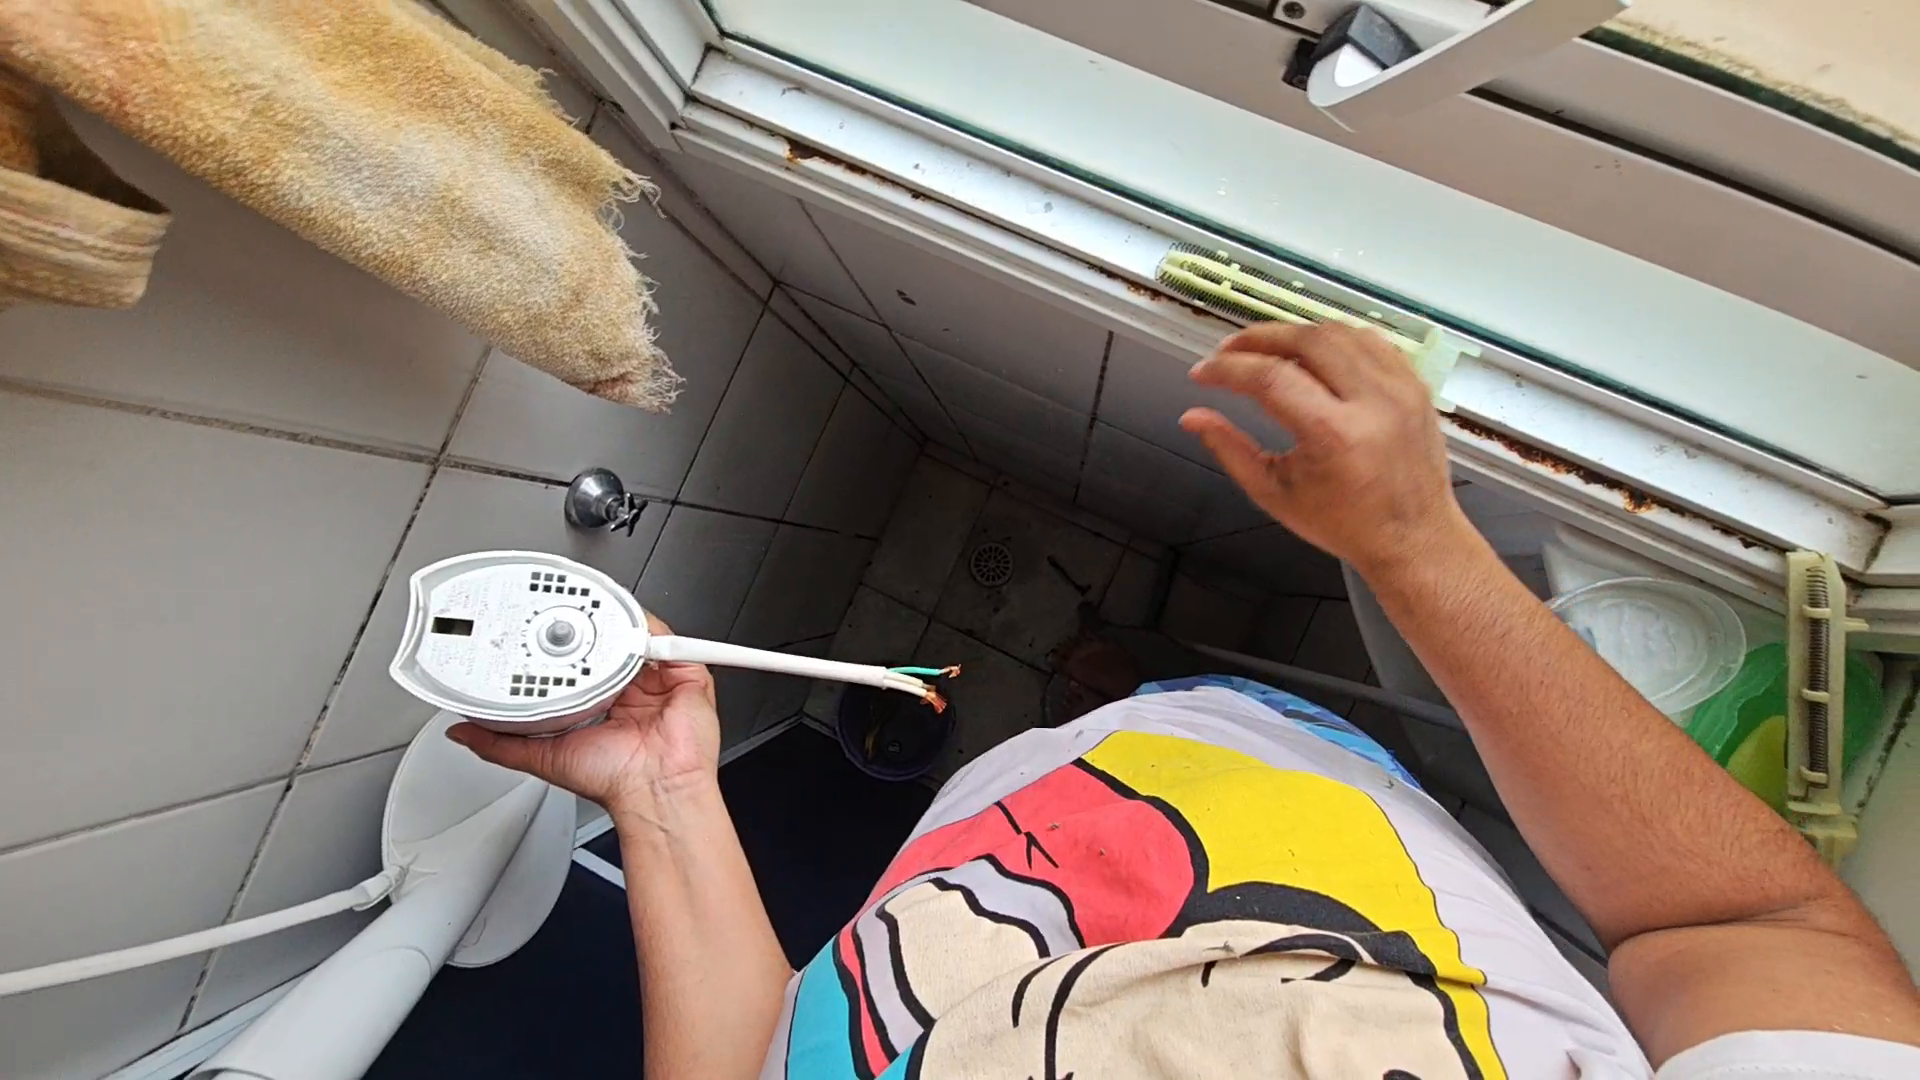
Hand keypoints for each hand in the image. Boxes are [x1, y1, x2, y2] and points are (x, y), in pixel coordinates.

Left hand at [448, 613, 720, 821]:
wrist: (655, 790)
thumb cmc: (614, 780)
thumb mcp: (544, 756)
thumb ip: (502, 743)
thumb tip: (464, 734)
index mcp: (608, 702)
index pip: (587, 662)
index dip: (568, 646)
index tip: (548, 634)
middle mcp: (636, 687)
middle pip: (615, 644)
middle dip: (595, 630)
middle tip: (573, 620)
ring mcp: (662, 679)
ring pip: (640, 637)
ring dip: (622, 625)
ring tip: (602, 619)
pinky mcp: (689, 676)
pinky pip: (673, 642)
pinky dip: (654, 631)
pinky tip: (635, 631)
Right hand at [1179, 323, 1471, 575]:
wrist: (1412, 537)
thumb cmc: (1342, 522)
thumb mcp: (1272, 492)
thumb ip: (1228, 448)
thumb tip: (1192, 417)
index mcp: (1333, 435)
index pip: (1270, 379)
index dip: (1228, 369)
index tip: (1202, 372)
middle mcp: (1373, 403)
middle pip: (1306, 341)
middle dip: (1258, 338)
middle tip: (1229, 350)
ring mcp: (1400, 389)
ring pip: (1339, 332)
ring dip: (1293, 334)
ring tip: (1264, 348)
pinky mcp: (1414, 385)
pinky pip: (1370, 341)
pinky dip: (1332, 339)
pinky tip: (1310, 352)